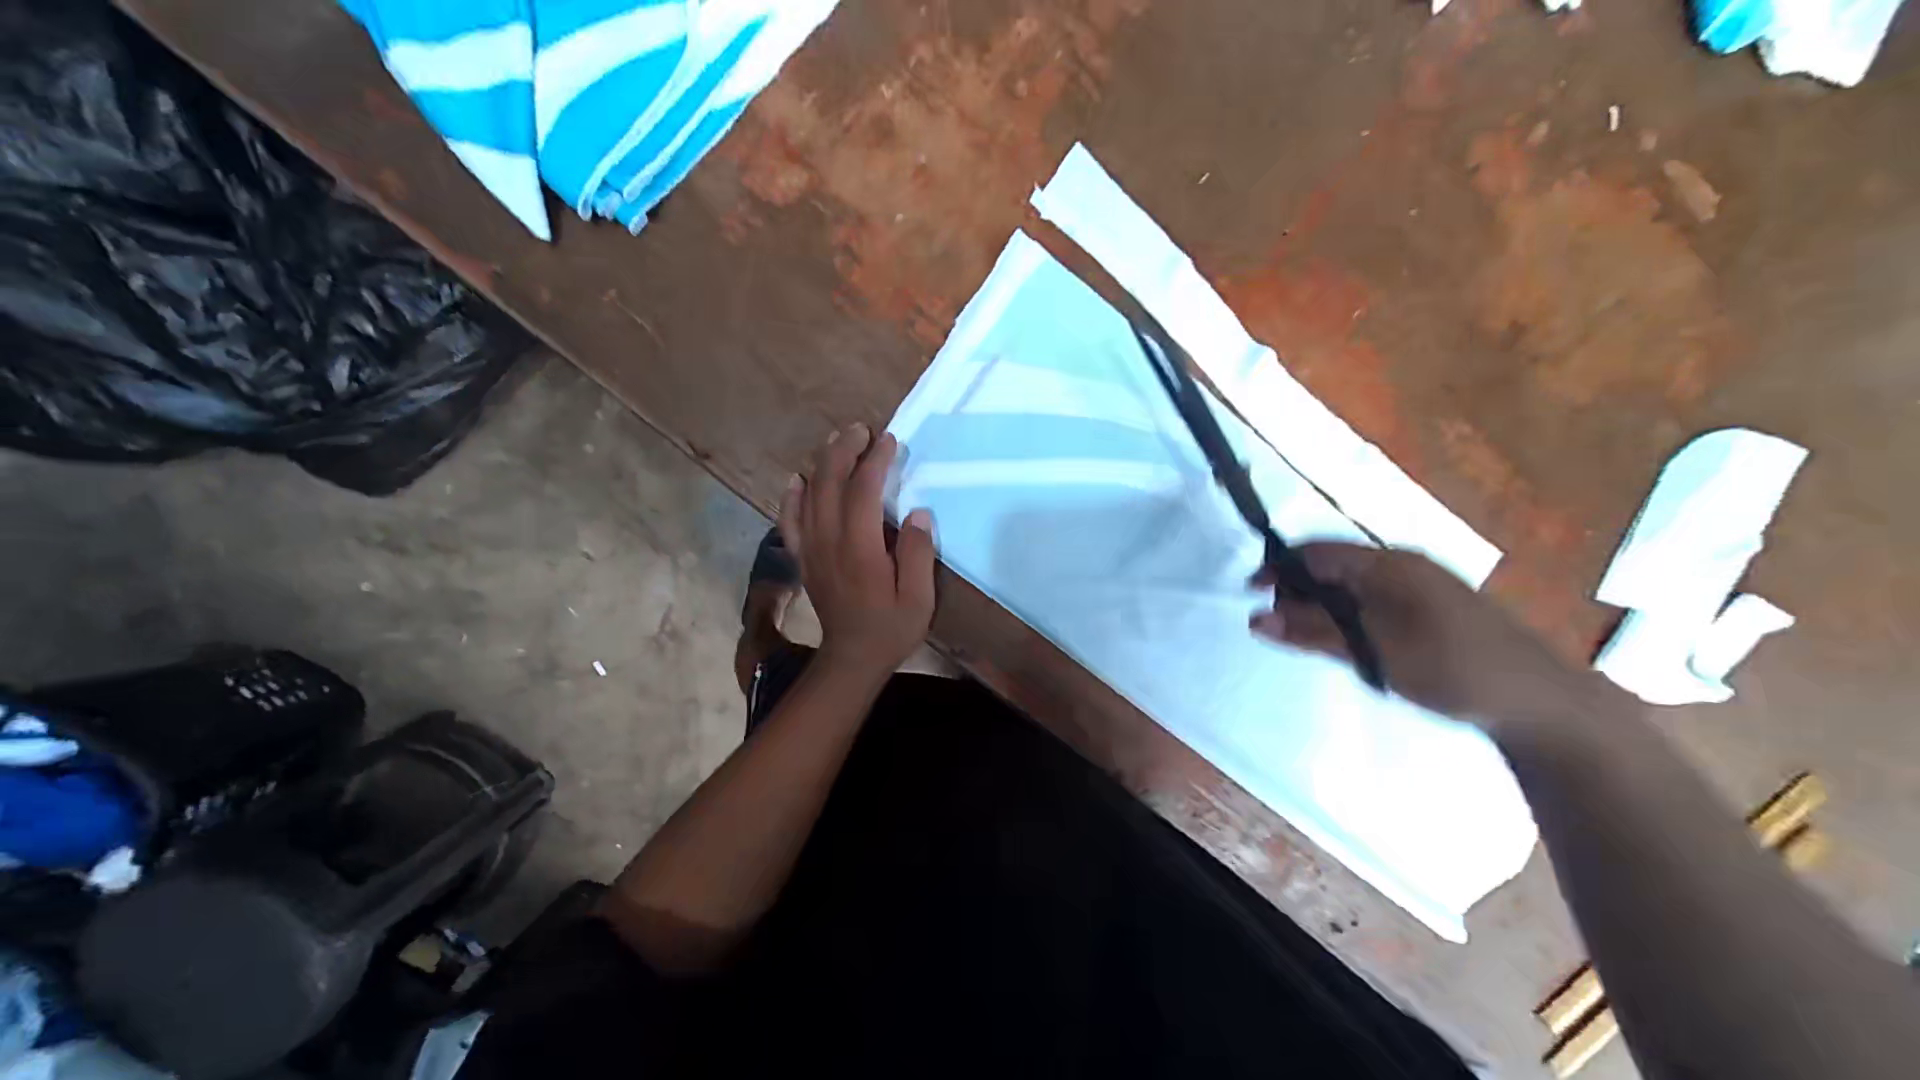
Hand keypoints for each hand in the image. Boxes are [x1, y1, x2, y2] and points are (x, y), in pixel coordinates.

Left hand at [780, 423, 935, 679]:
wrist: (852, 658)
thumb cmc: (890, 628)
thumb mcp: (918, 598)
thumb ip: (917, 553)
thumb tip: (916, 513)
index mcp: (859, 548)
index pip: (862, 491)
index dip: (875, 460)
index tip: (889, 440)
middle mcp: (829, 542)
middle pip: (829, 483)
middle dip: (844, 451)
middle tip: (862, 430)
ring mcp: (811, 549)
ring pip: (809, 495)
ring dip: (822, 464)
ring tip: (838, 442)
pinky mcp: (804, 558)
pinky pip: (790, 520)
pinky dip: (792, 497)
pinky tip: (797, 479)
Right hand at [1251, 543, 1599, 731]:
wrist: (1543, 702)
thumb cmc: (1453, 669)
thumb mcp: (1376, 653)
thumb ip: (1314, 633)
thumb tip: (1254, 619)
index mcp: (1390, 564)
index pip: (1317, 550)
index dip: (1278, 566)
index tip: (1250, 593)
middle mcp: (1404, 564)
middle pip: (1333, 564)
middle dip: (1299, 589)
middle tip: (1281, 626)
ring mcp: (1422, 584)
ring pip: (1353, 584)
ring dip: (1324, 605)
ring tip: (1311, 638)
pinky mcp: (1433, 607)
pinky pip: (1374, 599)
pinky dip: (1349, 615)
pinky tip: (1351, 642)